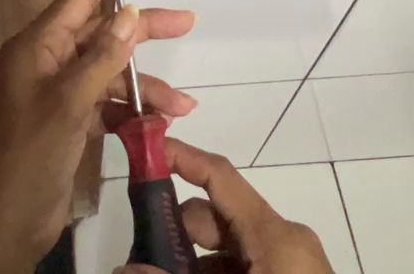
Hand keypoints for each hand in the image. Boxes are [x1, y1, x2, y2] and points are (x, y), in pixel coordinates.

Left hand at [0, 0, 195, 273]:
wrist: (4, 225)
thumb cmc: (28, 155)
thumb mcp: (68, 103)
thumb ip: (102, 57)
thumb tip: (129, 12)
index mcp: (36, 47)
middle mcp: (46, 62)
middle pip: (101, 35)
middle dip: (142, 33)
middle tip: (186, 22)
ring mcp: (57, 94)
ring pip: (109, 73)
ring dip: (143, 87)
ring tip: (182, 106)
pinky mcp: (68, 123)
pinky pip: (106, 105)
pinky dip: (131, 113)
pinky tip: (158, 126)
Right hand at [116, 138, 335, 273]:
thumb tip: (123, 270)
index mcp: (276, 235)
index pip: (219, 176)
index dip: (180, 158)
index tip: (142, 152)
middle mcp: (284, 243)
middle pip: (216, 218)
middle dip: (174, 231)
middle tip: (136, 255)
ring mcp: (290, 268)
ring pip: (226, 251)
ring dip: (190, 262)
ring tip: (154, 273)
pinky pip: (243, 272)